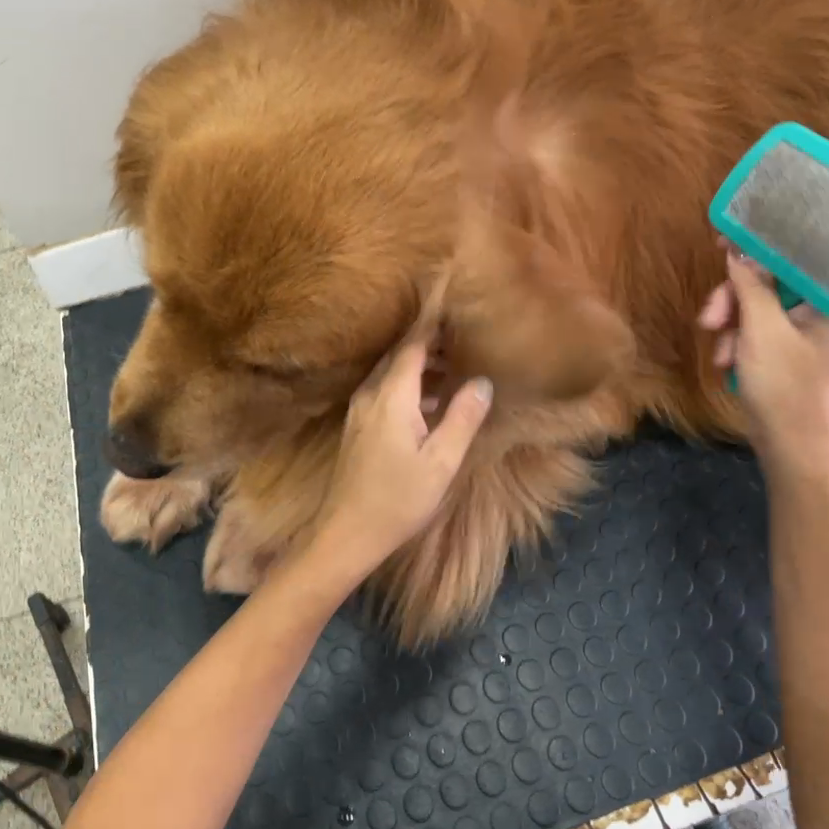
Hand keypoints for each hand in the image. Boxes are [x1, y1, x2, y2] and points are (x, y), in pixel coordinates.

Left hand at [312, 332, 492, 579]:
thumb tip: (482, 381)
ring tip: (458, 363)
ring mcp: (361, 409)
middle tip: (466, 332)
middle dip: (432, 340)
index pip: (413, 343)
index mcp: (391, 395)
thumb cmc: (398, 499)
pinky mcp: (359, 425)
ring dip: (423, 364)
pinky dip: (411, 383)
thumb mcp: (441, 462)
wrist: (346, 533)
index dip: (433, 320)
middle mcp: (371, 393)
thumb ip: (462, 417)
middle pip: (401, 353)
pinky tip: (433, 398)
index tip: (452, 295)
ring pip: (393, 372)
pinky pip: (387, 389)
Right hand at [697, 246, 828, 467]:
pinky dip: (736, 343)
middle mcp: (820, 313)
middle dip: (733, 300)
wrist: (792, 448)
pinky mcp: (785, 354)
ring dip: (730, 326)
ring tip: (719, 354)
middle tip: (709, 318)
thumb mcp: (761, 331)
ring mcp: (803, 335)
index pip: (797, 256)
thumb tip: (738, 253)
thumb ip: (750, 287)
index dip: (760, 245)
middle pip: (769, 284)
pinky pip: (755, 332)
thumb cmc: (785, 387)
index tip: (723, 242)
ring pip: (756, 309)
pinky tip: (727, 364)